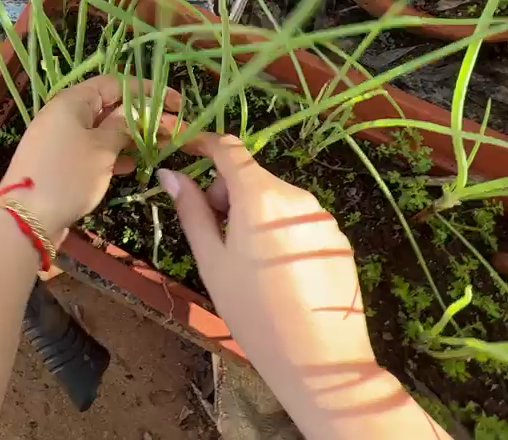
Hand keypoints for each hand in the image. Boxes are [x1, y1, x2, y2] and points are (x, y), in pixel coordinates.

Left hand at [0, 75, 181, 239]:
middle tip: (173, 130)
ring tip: (160, 147)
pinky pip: (93, 149)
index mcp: (73, 101)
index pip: (115, 84)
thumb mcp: (101, 149)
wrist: (25, 217)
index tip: (176, 101)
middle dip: (142, 116)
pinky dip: (113, 154)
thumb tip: (135, 113)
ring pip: (103, 130)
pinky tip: (133, 165)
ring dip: (131, 137)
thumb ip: (122, 127)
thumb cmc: (67, 175)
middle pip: (110, 106)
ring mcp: (62, 138)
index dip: (147, 90)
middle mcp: (66, 114)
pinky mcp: (61, 162)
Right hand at [157, 134, 383, 403]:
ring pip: (274, 198)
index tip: (186, 152)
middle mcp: (294, 195)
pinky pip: (298, 220)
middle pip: (250, 175)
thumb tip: (170, 174)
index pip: (228, 148)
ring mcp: (321, 217)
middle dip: (226, 193)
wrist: (323, 363)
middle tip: (216, 235)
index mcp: (259, 194)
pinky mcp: (337, 239)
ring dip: (253, 213)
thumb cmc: (254, 311)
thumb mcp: (212, 261)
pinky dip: (279, 231)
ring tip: (248, 261)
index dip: (204, 144)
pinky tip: (279, 273)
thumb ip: (192, 210)